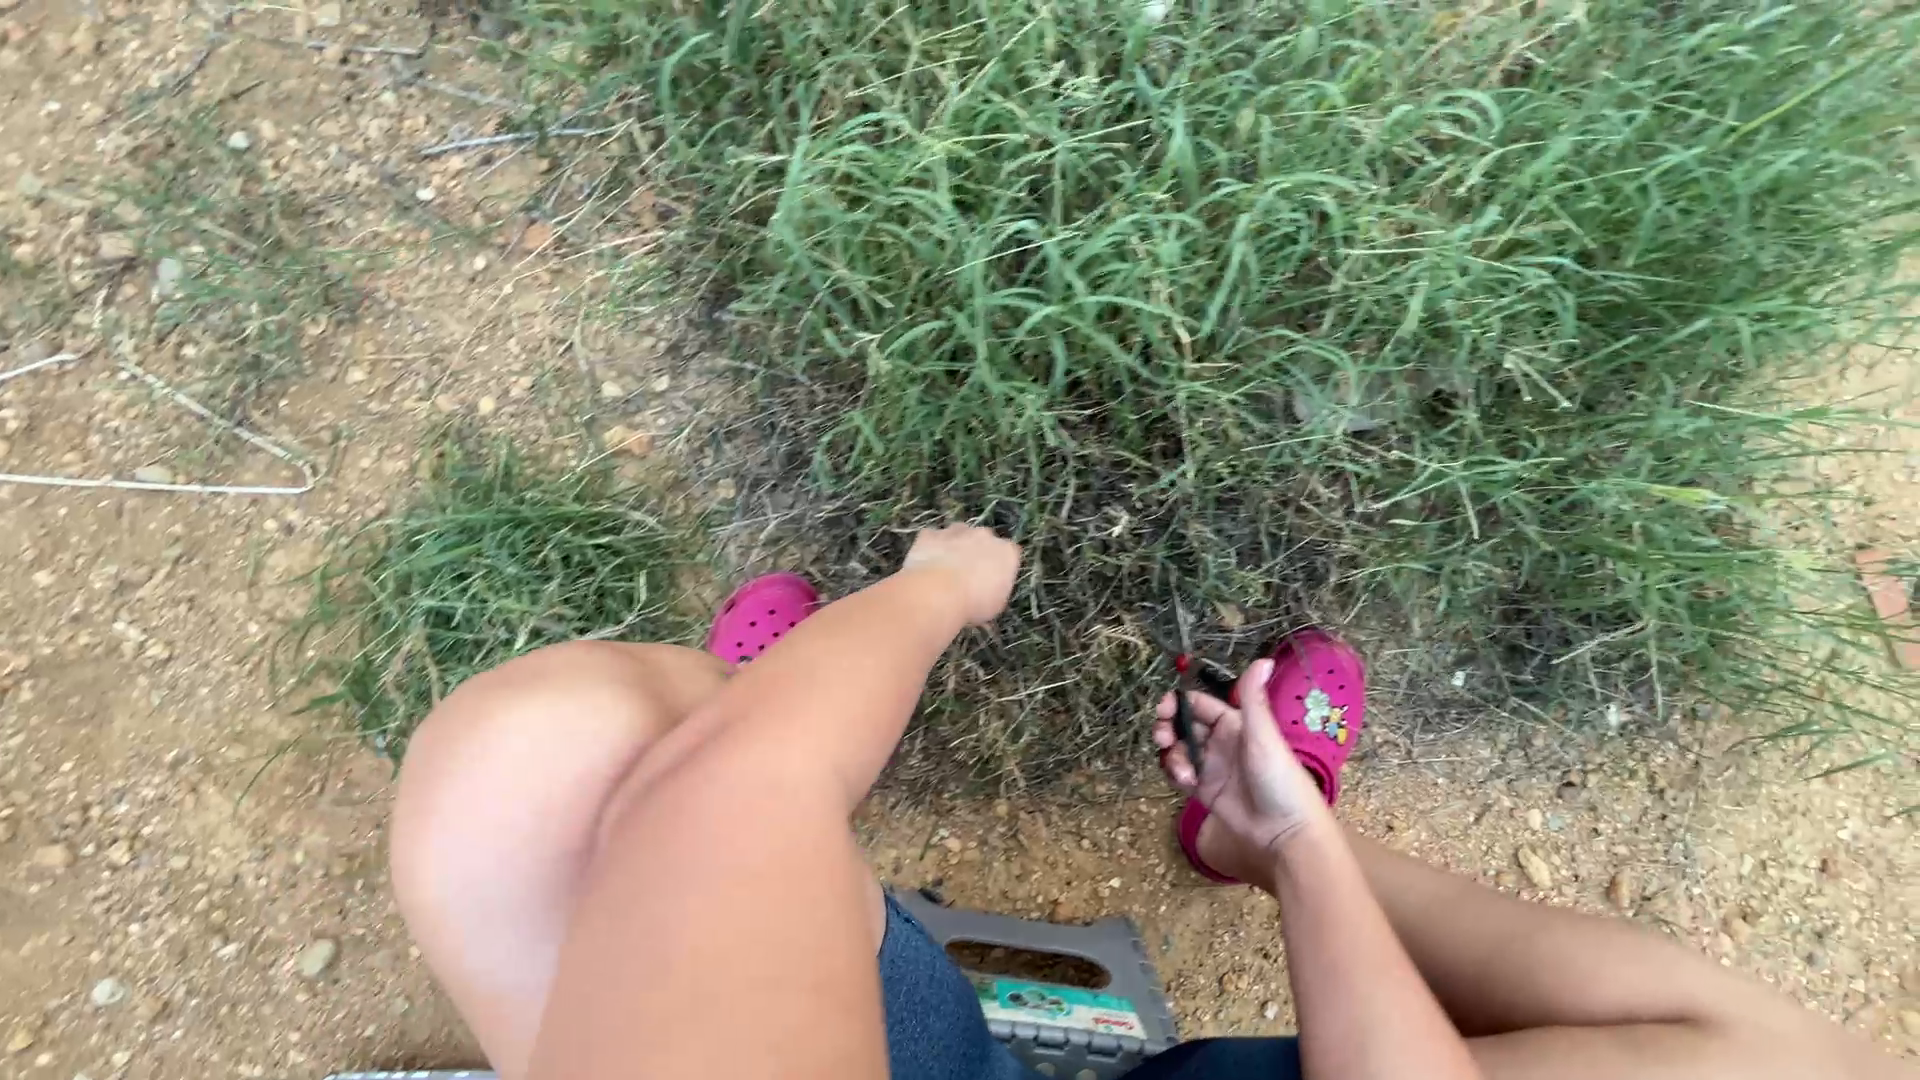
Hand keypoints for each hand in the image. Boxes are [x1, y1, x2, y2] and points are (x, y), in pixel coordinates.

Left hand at [900, 525, 1020, 625]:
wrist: (938, 593)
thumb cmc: (974, 604)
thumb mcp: (996, 605)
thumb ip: (997, 589)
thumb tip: (989, 590)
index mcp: (1007, 552)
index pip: (1010, 553)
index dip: (1001, 566)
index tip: (993, 580)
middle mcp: (984, 535)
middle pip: (984, 539)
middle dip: (978, 551)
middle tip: (969, 574)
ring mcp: (956, 531)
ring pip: (958, 533)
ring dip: (955, 546)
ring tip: (946, 569)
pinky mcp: (930, 534)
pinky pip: (932, 538)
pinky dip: (930, 547)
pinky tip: (926, 564)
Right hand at [1153, 660, 1333, 861]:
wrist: (1286, 830)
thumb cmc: (1279, 777)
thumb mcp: (1263, 734)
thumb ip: (1253, 698)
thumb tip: (1264, 659)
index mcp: (1233, 723)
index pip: (1197, 704)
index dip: (1177, 703)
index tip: (1163, 709)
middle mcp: (1219, 741)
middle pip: (1181, 725)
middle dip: (1166, 729)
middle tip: (1163, 737)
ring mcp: (1210, 766)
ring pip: (1177, 750)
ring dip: (1171, 755)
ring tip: (1182, 770)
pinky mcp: (1204, 790)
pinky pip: (1179, 774)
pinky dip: (1175, 774)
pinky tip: (1184, 781)